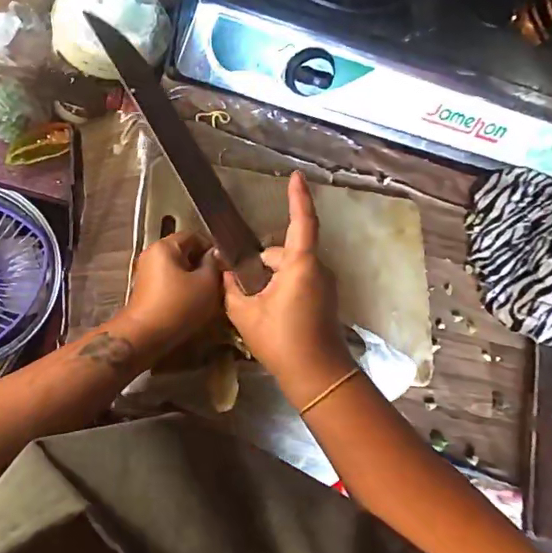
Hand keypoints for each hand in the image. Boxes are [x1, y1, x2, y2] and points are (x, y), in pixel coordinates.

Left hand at [114, 230, 223, 353]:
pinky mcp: (145, 290)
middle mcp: (152, 254)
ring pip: (177, 269)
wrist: (144, 336)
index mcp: (164, 246)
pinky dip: (181, 289)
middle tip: (219, 280)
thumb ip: (214, 264)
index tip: (225, 265)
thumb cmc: (178, 306)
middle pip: (184, 252)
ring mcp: (146, 272)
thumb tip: (214, 255)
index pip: (194, 236)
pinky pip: (169, 282)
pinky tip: (192, 303)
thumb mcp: (207, 284)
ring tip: (208, 294)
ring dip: (193, 279)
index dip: (213, 248)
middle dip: (203, 265)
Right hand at [221, 173, 352, 402]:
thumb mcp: (245, 313)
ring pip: (289, 269)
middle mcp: (317, 269)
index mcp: (301, 265)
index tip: (295, 176)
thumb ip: (232, 288)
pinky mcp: (324, 299)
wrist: (317, 376)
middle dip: (260, 264)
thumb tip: (227, 274)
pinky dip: (280, 288)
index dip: (298, 197)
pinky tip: (266, 312)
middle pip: (283, 252)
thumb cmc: (282, 341)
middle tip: (240, 289)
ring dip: (269, 279)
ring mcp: (324, 285)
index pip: (302, 222)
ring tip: (252, 306)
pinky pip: (297, 282)